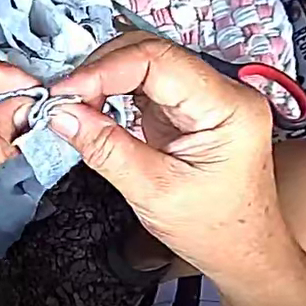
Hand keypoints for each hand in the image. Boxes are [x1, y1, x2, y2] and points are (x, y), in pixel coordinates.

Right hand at [47, 33, 295, 282]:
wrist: (240, 251)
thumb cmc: (216, 229)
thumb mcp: (153, 192)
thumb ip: (106, 149)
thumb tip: (65, 115)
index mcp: (228, 108)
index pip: (158, 60)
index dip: (104, 70)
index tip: (67, 92)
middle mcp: (222, 94)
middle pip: (150, 53)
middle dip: (100, 71)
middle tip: (65, 99)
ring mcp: (203, 99)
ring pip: (143, 65)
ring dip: (103, 80)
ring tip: (74, 106)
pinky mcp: (186, 110)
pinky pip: (143, 86)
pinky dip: (112, 93)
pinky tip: (93, 110)